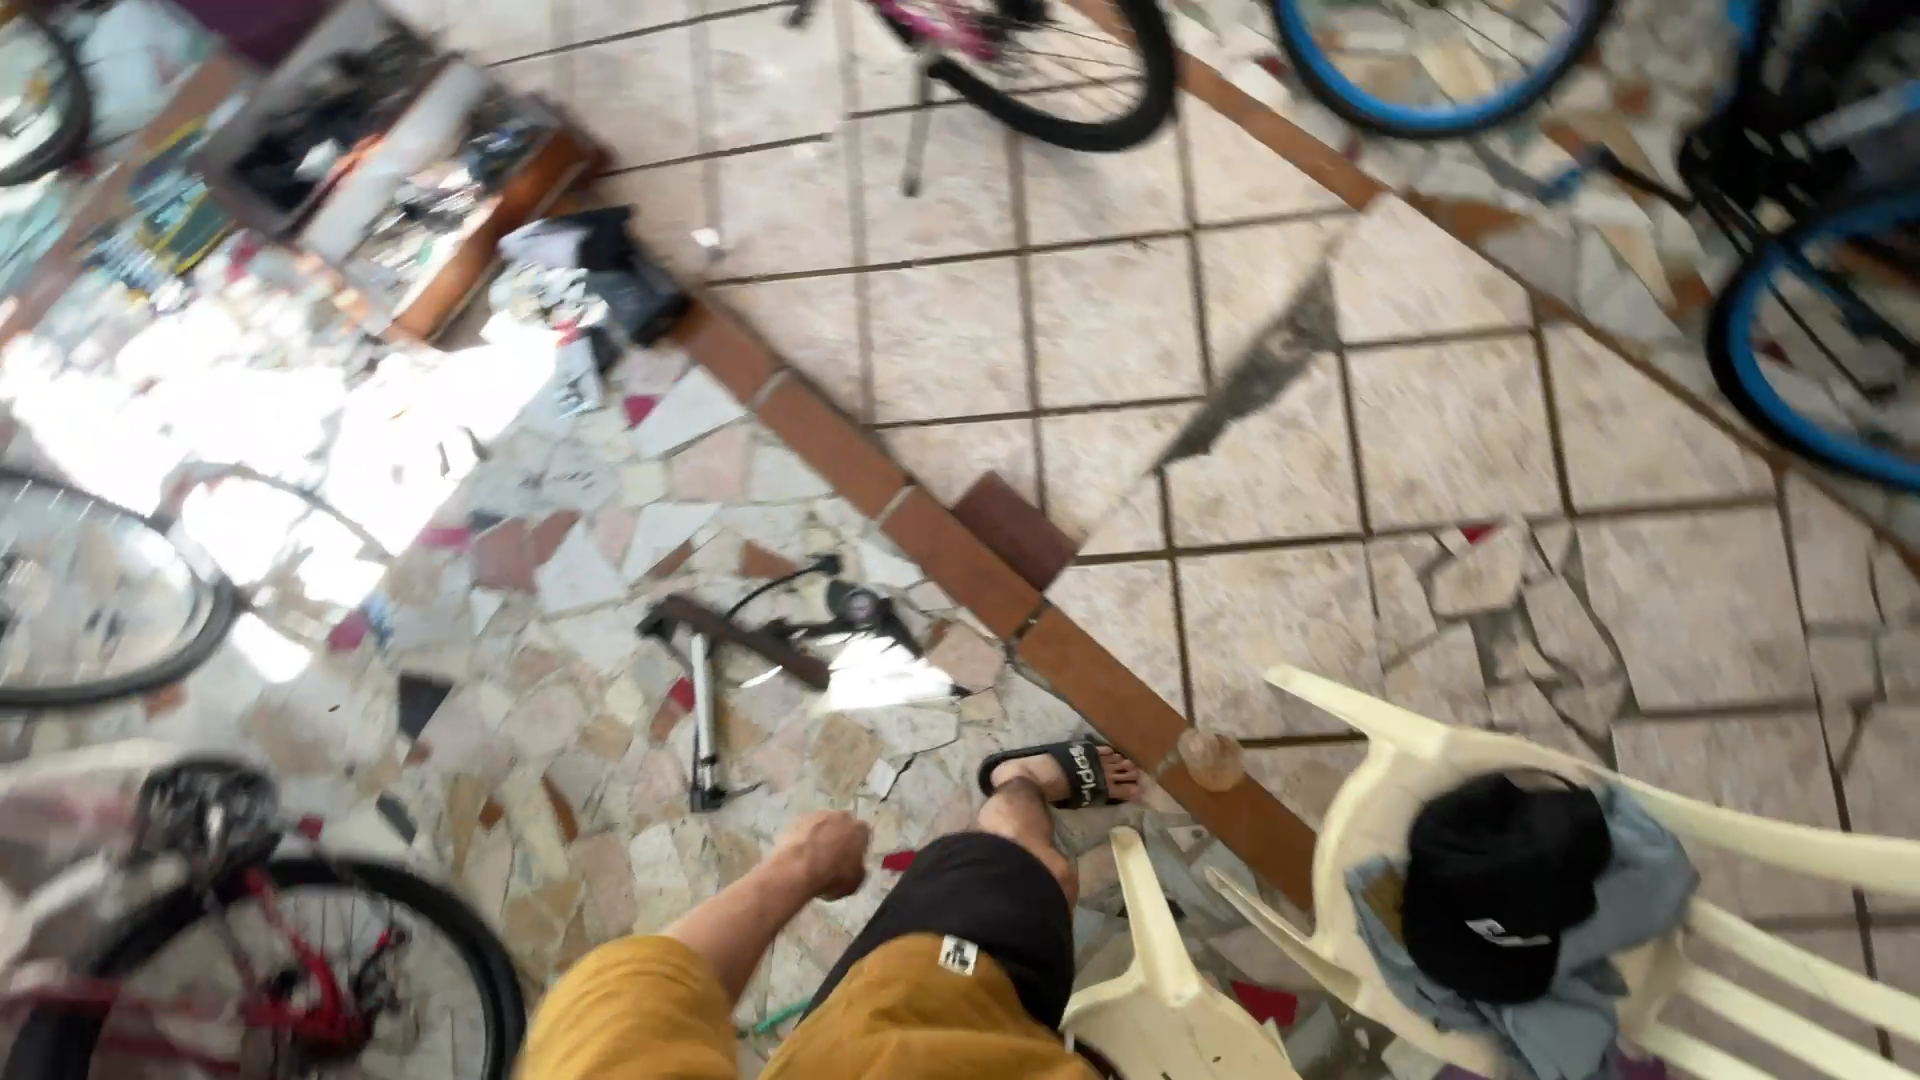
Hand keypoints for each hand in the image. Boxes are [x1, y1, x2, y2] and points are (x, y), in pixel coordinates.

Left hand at [773, 810, 870, 900]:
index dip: (858, 848)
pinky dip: (805, 838)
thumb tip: (858, 867)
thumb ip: (860, 870)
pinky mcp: (799, 819)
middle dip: (840, 838)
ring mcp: (819, 815)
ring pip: (824, 825)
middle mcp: (842, 817)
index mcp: (860, 830)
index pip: (863, 835)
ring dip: (822, 836)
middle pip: (843, 826)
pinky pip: (806, 829)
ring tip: (813, 857)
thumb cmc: (832, 877)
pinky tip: (800, 854)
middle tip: (832, 857)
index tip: (851, 860)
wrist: (798, 869)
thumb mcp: (854, 883)